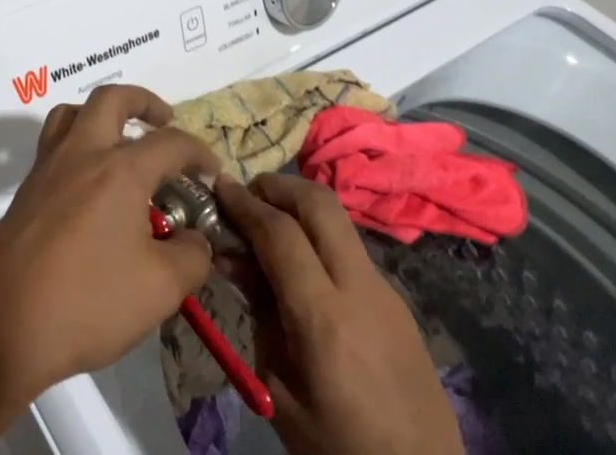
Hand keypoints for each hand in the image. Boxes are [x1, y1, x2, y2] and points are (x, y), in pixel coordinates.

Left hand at [0, 84, 220, 402]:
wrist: (5, 326)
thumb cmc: (89, 303)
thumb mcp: (161, 288)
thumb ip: (192, 257)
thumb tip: (197, 241)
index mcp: (119, 170)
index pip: (170, 143)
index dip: (199, 153)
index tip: (212, 173)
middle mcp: (80, 155)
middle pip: (110, 100)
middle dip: (142, 101)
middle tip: (164, 119)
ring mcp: (46, 171)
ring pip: (71, 115)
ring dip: (101, 116)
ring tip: (122, 142)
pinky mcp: (25, 193)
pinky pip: (54, 146)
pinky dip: (78, 146)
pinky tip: (93, 186)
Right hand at [215, 174, 462, 454]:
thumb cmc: (334, 444)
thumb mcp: (277, 388)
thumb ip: (259, 314)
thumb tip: (234, 258)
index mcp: (324, 317)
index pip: (280, 233)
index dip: (244, 203)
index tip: (218, 186)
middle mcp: (361, 290)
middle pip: (321, 204)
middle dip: (279, 186)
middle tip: (246, 193)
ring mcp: (386, 292)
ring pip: (339, 223)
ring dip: (299, 209)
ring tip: (265, 225)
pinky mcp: (398, 302)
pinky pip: (351, 251)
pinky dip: (318, 237)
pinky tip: (297, 264)